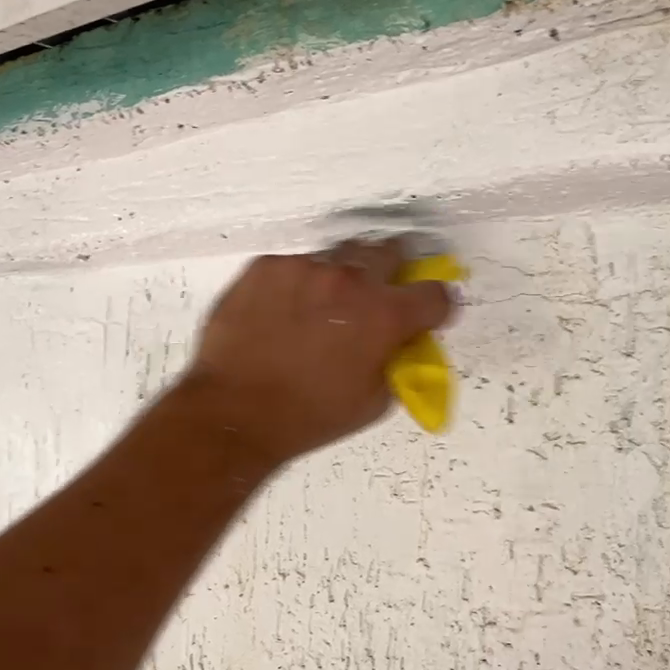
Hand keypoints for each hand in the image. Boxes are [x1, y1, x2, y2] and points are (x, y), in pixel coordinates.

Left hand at [180, 237, 454, 467]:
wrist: (234, 412)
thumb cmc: (308, 418)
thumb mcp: (372, 403)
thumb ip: (395, 362)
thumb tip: (399, 343)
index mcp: (384, 316)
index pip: (435, 293)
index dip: (435, 306)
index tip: (426, 313)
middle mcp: (349, 280)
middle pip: (389, 252)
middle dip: (391, 272)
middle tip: (374, 296)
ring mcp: (304, 268)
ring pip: (336, 259)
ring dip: (338, 280)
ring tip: (316, 313)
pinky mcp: (266, 267)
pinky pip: (293, 267)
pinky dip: (295, 287)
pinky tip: (279, 316)